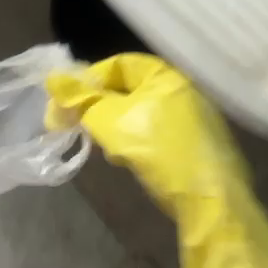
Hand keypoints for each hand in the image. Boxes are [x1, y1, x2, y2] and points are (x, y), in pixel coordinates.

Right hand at [47, 55, 267, 267]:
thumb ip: (81, 101)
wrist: (214, 203)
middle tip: (82, 127)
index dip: (89, 80)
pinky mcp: (200, 146)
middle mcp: (183, 90)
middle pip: (129, 89)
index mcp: (165, 75)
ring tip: (107, 149)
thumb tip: (53, 80)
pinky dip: (139, 142)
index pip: (118, 64)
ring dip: (117, 127)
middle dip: (100, 107)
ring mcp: (195, 119)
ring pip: (141, 113)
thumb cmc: (161, 152)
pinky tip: (132, 162)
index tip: (68, 103)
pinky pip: (158, 133)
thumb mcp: (111, 123)